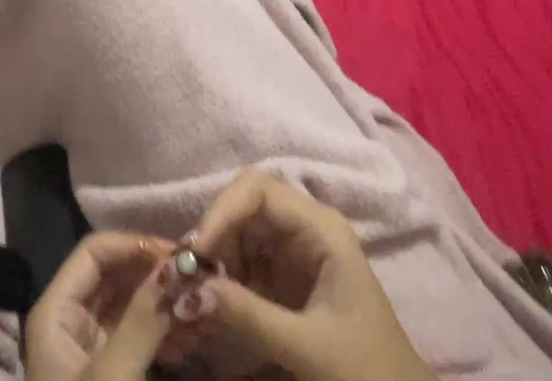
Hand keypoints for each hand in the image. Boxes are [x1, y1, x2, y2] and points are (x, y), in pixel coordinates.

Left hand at [25, 232, 191, 380]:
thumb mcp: (112, 375)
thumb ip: (144, 321)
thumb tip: (178, 268)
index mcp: (55, 312)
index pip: (93, 253)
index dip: (134, 246)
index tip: (179, 255)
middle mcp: (69, 319)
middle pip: (115, 275)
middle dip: (157, 275)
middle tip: (200, 279)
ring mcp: (89, 345)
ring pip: (131, 304)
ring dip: (167, 303)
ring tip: (203, 311)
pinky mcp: (109, 368)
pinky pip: (139, 334)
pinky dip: (165, 331)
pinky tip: (193, 339)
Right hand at [189, 169, 436, 380]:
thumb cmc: (366, 369)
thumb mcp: (307, 346)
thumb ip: (249, 316)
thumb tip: (189, 289)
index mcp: (322, 229)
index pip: (259, 189)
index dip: (222, 210)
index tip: (195, 250)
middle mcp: (304, 228)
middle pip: (243, 205)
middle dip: (212, 235)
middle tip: (184, 275)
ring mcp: (292, 250)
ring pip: (236, 231)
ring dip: (212, 257)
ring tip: (194, 294)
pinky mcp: (281, 275)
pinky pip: (240, 259)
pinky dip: (220, 276)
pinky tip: (209, 302)